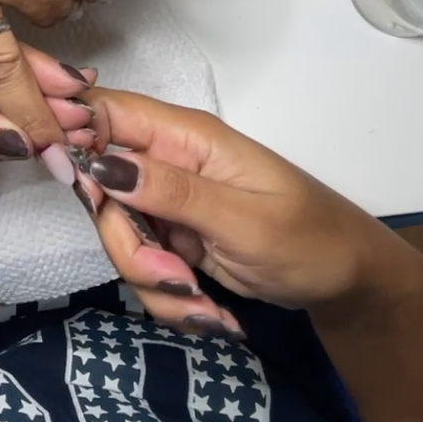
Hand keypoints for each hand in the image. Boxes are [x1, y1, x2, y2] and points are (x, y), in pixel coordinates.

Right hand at [66, 90, 422, 336]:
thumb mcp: (245, 220)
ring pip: (118, 236)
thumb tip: (100, 163)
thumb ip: (171, 191)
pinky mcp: (170, 239)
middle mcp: (166, 163)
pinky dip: (166, 297)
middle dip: (129, 245)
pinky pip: (140, 266)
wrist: (348, 287)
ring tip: (203, 303)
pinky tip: (208, 309)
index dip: (74, 138)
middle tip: (174, 279)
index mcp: (184, 137)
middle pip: (101, 191)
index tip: (80, 188)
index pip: (104, 112)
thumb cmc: (312, 240)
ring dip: (152, 281)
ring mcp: (166, 203)